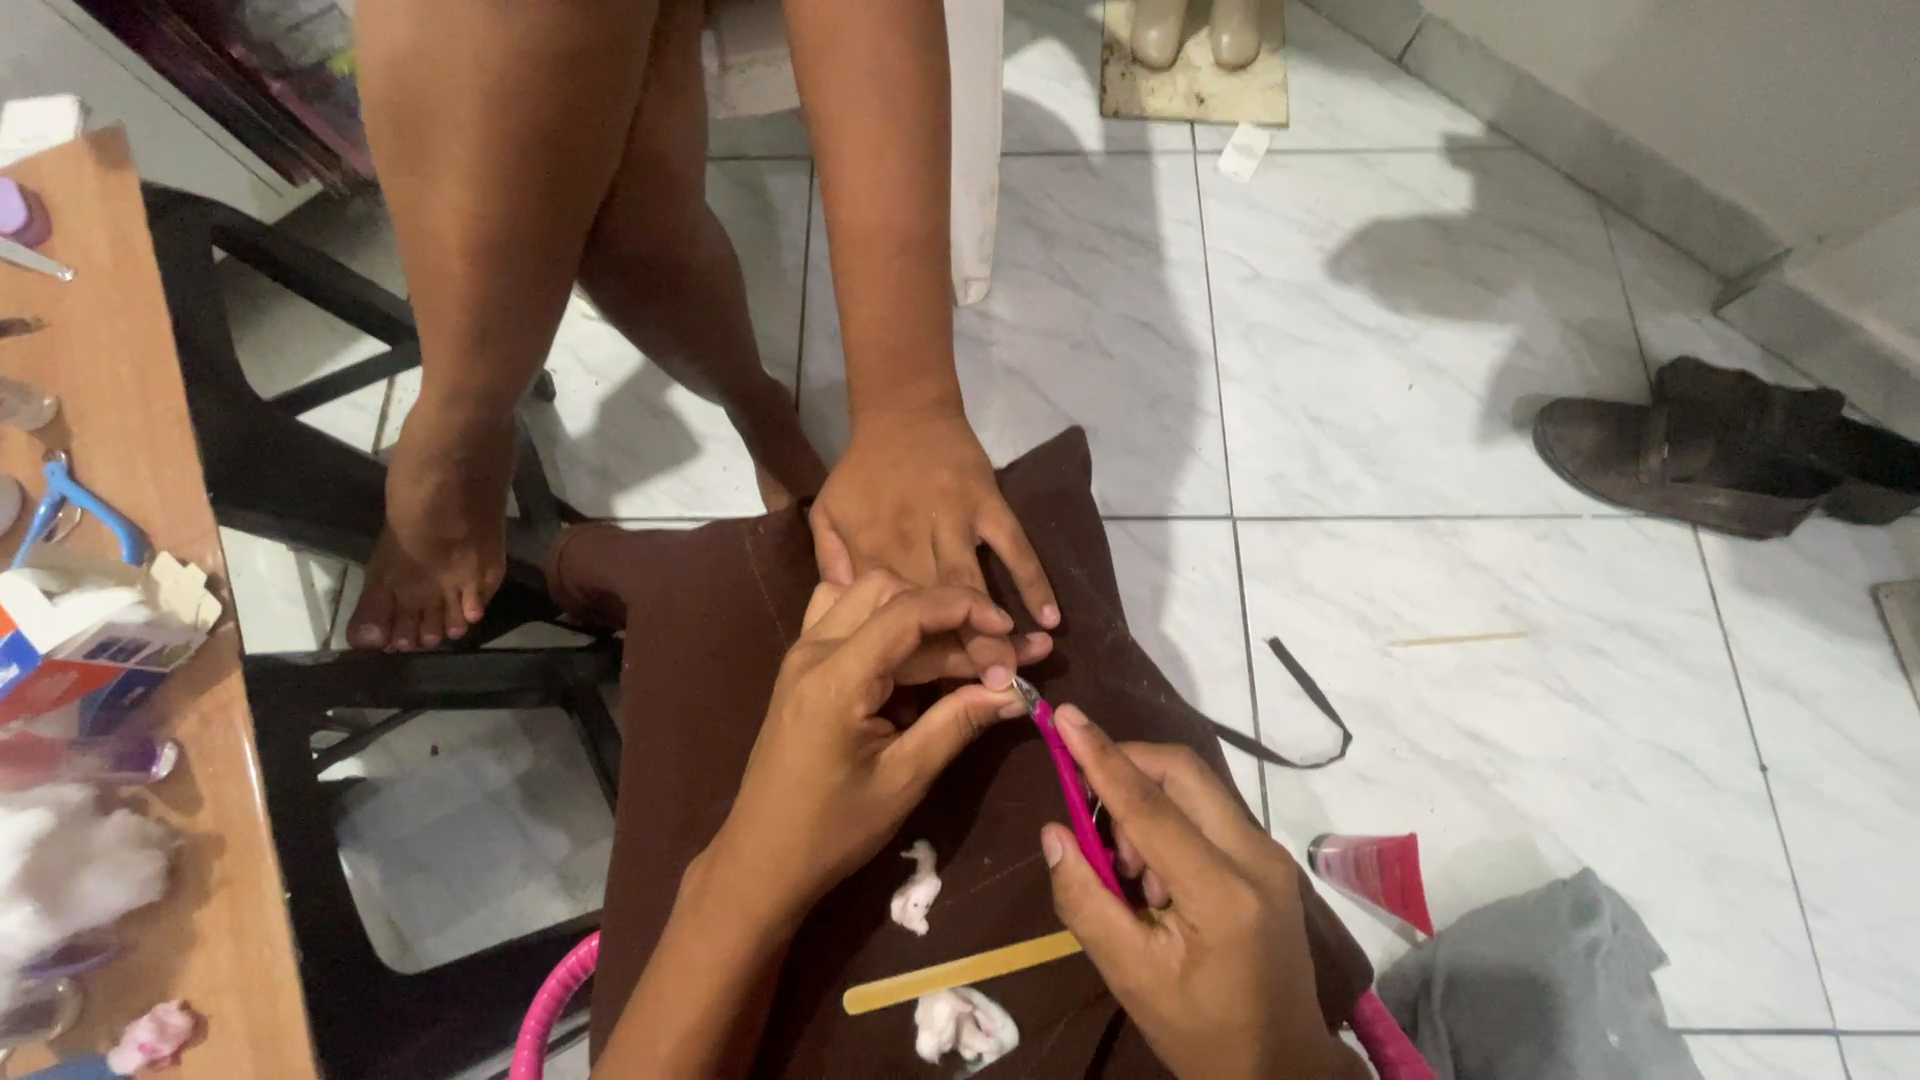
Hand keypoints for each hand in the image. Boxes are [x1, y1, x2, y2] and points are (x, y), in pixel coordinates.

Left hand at [708, 572, 1052, 918]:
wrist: (762, 859)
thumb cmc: (833, 830)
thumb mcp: (905, 778)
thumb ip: (958, 722)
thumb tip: (1015, 689)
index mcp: (836, 678)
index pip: (908, 610)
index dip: (966, 610)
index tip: (1011, 633)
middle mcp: (814, 649)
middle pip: (891, 591)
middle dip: (949, 616)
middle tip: (992, 659)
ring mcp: (804, 652)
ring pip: (869, 596)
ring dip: (920, 615)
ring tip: (962, 655)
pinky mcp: (805, 664)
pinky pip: (846, 614)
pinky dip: (887, 621)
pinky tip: (915, 652)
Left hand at [810, 412, 1059, 686]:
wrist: (900, 410)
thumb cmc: (861, 470)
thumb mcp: (826, 515)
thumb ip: (832, 563)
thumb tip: (847, 612)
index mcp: (863, 549)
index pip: (887, 612)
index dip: (916, 652)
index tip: (936, 691)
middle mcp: (906, 538)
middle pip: (930, 604)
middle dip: (959, 651)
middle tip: (987, 692)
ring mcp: (949, 517)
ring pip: (970, 581)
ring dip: (994, 626)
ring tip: (1017, 670)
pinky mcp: (985, 500)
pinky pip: (1013, 544)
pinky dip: (1031, 578)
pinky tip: (1050, 616)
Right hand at [1041, 708, 1359, 1079]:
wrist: (1284, 1067)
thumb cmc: (1201, 1032)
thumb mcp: (1130, 977)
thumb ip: (1085, 900)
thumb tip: (1054, 830)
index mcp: (1222, 893)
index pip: (1149, 805)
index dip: (1101, 756)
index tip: (1064, 716)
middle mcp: (1255, 856)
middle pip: (1180, 770)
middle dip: (1124, 766)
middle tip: (1086, 806)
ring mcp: (1269, 852)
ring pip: (1193, 784)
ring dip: (1145, 800)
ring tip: (1127, 869)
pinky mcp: (1267, 856)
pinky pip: (1206, 807)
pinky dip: (1167, 817)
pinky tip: (1154, 873)